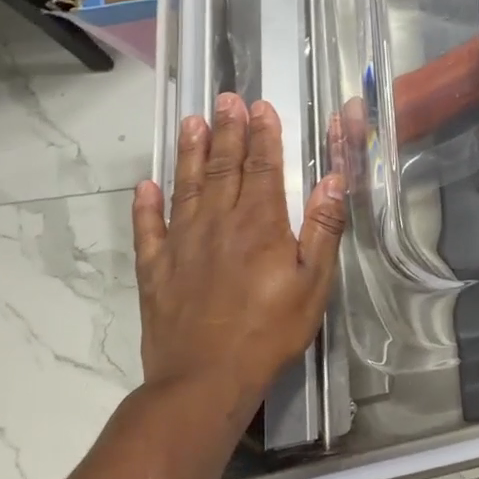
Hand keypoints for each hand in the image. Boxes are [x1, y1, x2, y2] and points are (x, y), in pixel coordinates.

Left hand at [131, 93, 347, 419]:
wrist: (205, 378)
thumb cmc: (271, 330)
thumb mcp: (314, 282)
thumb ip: (322, 228)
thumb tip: (332, 180)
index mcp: (260, 226)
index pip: (262, 169)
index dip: (263, 136)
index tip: (261, 107)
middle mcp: (218, 225)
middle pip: (223, 169)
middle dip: (227, 132)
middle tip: (226, 99)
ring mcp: (182, 245)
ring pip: (186, 188)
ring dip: (190, 153)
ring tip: (192, 122)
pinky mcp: (156, 270)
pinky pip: (149, 229)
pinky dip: (146, 205)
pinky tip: (146, 185)